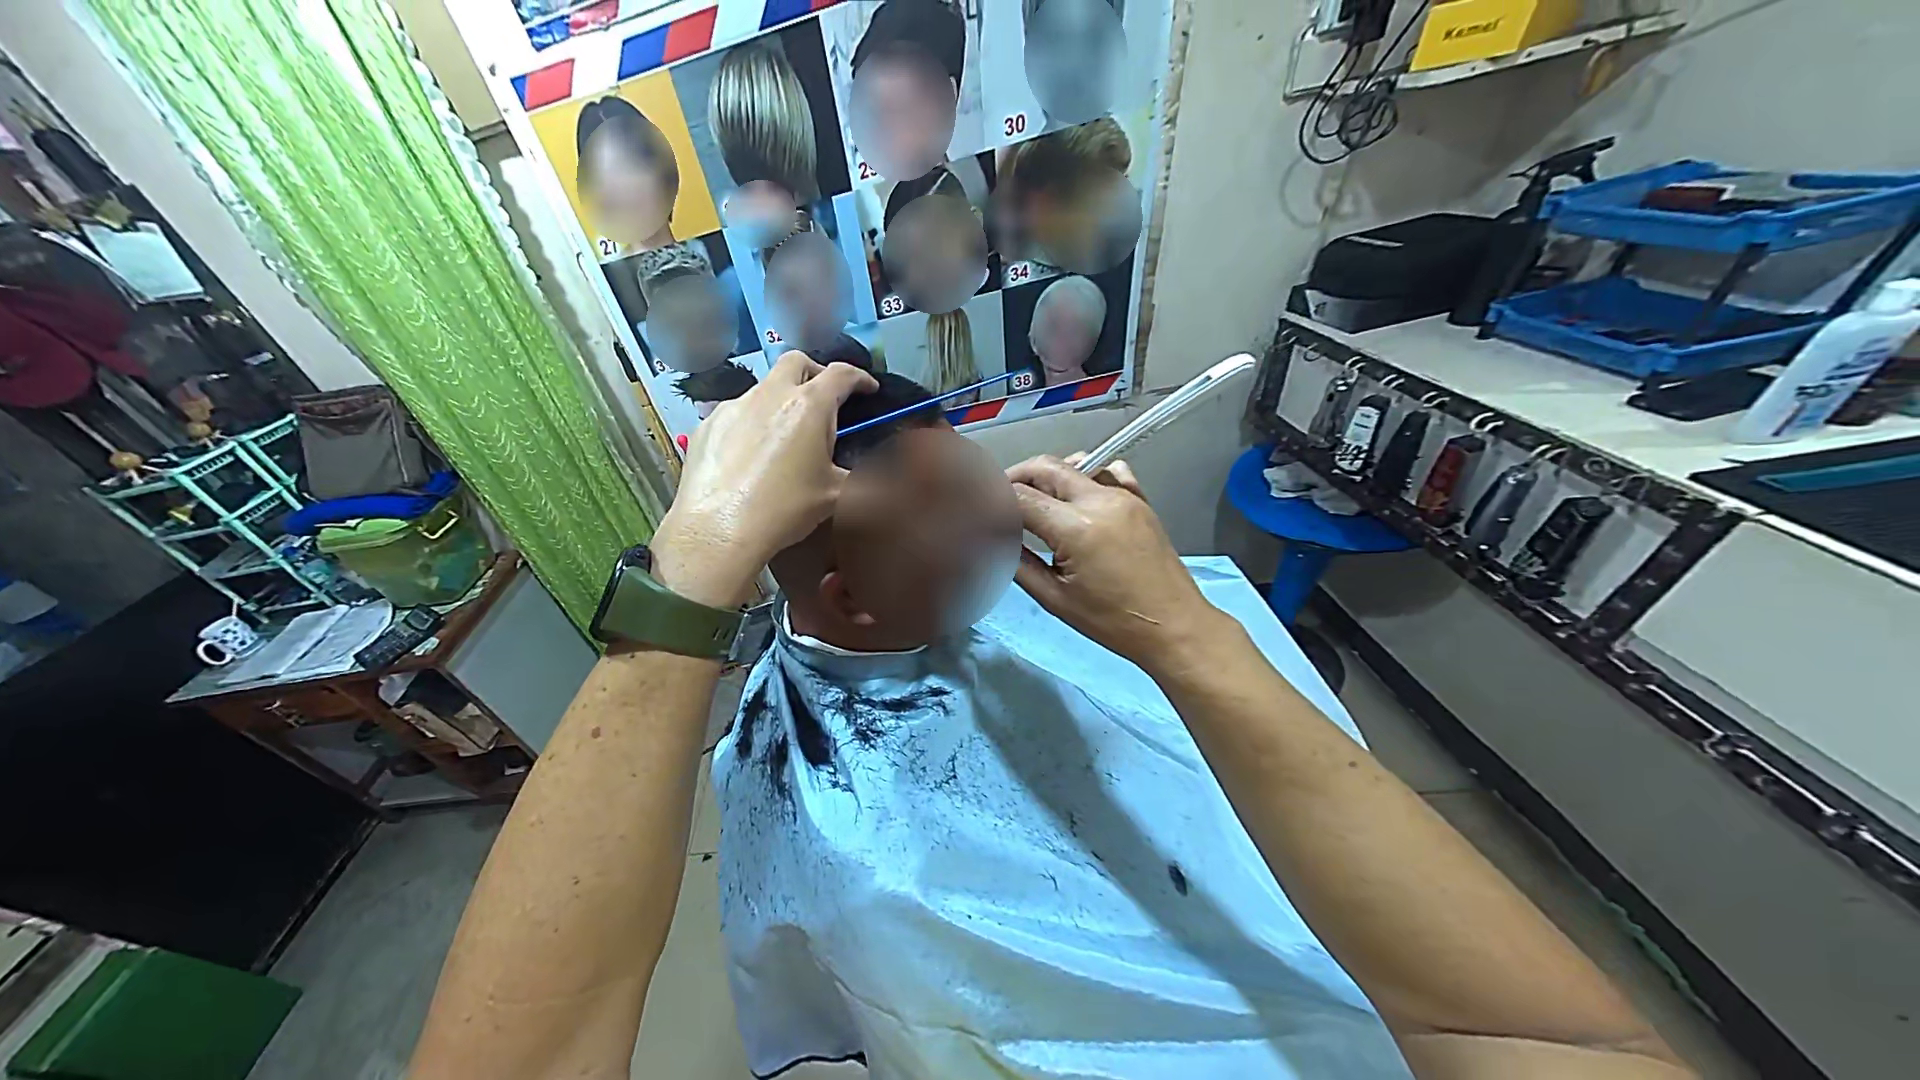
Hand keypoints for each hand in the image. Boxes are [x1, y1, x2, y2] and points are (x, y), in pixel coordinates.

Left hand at [652, 352, 876, 607]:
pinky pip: (736, 412)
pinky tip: (751, 452)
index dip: (860, 378)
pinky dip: (752, 421)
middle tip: (826, 399)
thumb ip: (867, 480)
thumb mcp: (837, 495)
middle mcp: (771, 394)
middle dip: (816, 372)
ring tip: (787, 432)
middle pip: (796, 362)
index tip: (868, 389)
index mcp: (809, 405)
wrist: (720, 530)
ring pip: (763, 387)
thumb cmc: (786, 508)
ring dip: (781, 399)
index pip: (841, 374)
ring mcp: (734, 406)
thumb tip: (892, 481)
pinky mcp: (707, 425)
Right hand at [1008, 454, 1225, 668]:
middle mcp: (1099, 501)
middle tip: (997, 497)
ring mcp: (1124, 496)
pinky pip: (1108, 472)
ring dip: (1048, 475)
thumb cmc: (1113, 622)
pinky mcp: (1140, 501)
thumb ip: (1018, 563)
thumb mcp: (1055, 598)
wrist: (1174, 626)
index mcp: (1076, 528)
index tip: (979, 508)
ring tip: (1032, 498)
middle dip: (1015, 477)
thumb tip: (994, 540)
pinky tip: (1076, 495)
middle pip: (1045, 467)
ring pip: (1075, 464)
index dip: (993, 500)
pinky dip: (1085, 475)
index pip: (1020, 497)